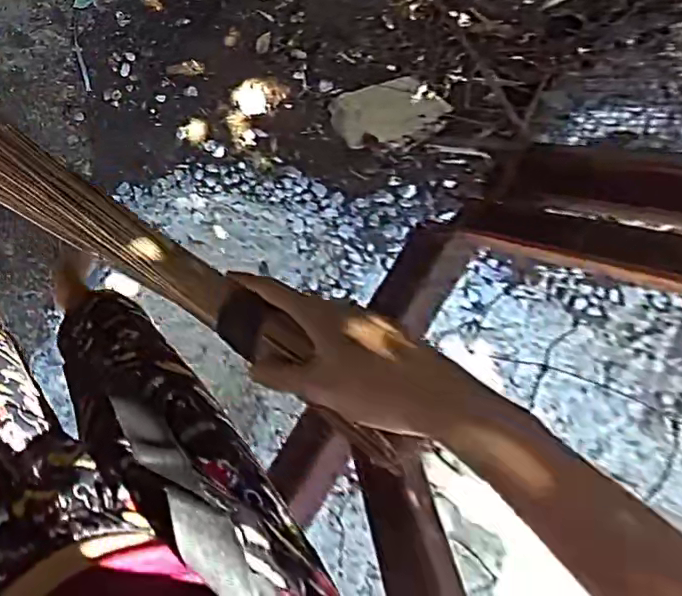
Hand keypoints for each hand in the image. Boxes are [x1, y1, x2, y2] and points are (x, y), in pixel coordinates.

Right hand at [228, 272, 486, 438]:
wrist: (450, 404)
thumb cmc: (377, 391)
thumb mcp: (322, 388)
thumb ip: (284, 377)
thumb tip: (255, 368)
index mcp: (318, 314)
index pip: (274, 290)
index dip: (250, 283)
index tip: (230, 278)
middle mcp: (342, 308)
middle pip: (301, 304)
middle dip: (280, 314)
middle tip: (264, 331)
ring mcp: (370, 321)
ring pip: (328, 320)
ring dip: (310, 333)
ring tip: (306, 361)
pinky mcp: (393, 338)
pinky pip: (351, 334)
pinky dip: (336, 344)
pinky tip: (346, 374)